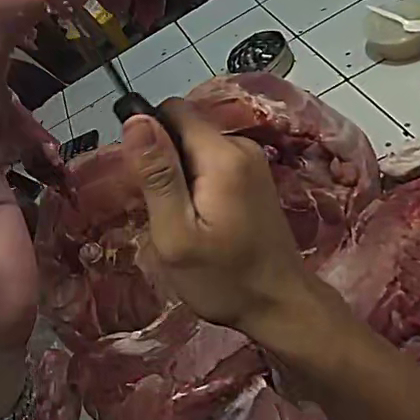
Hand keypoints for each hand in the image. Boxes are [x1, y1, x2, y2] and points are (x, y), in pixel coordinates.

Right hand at [123, 101, 340, 350]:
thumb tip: (136, 120)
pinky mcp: (252, 175)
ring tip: (175, 214)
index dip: (147, 135)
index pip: (171, 110)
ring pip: (192, 143)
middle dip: (161, 157)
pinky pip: (208, 159)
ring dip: (175, 172)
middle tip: (158, 204)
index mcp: (222, 156)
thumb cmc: (224, 278)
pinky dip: (193, 180)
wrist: (283, 309)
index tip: (142, 175)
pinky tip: (195, 216)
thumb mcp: (175, 233)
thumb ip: (156, 174)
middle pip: (182, 126)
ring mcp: (251, 160)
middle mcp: (241, 147)